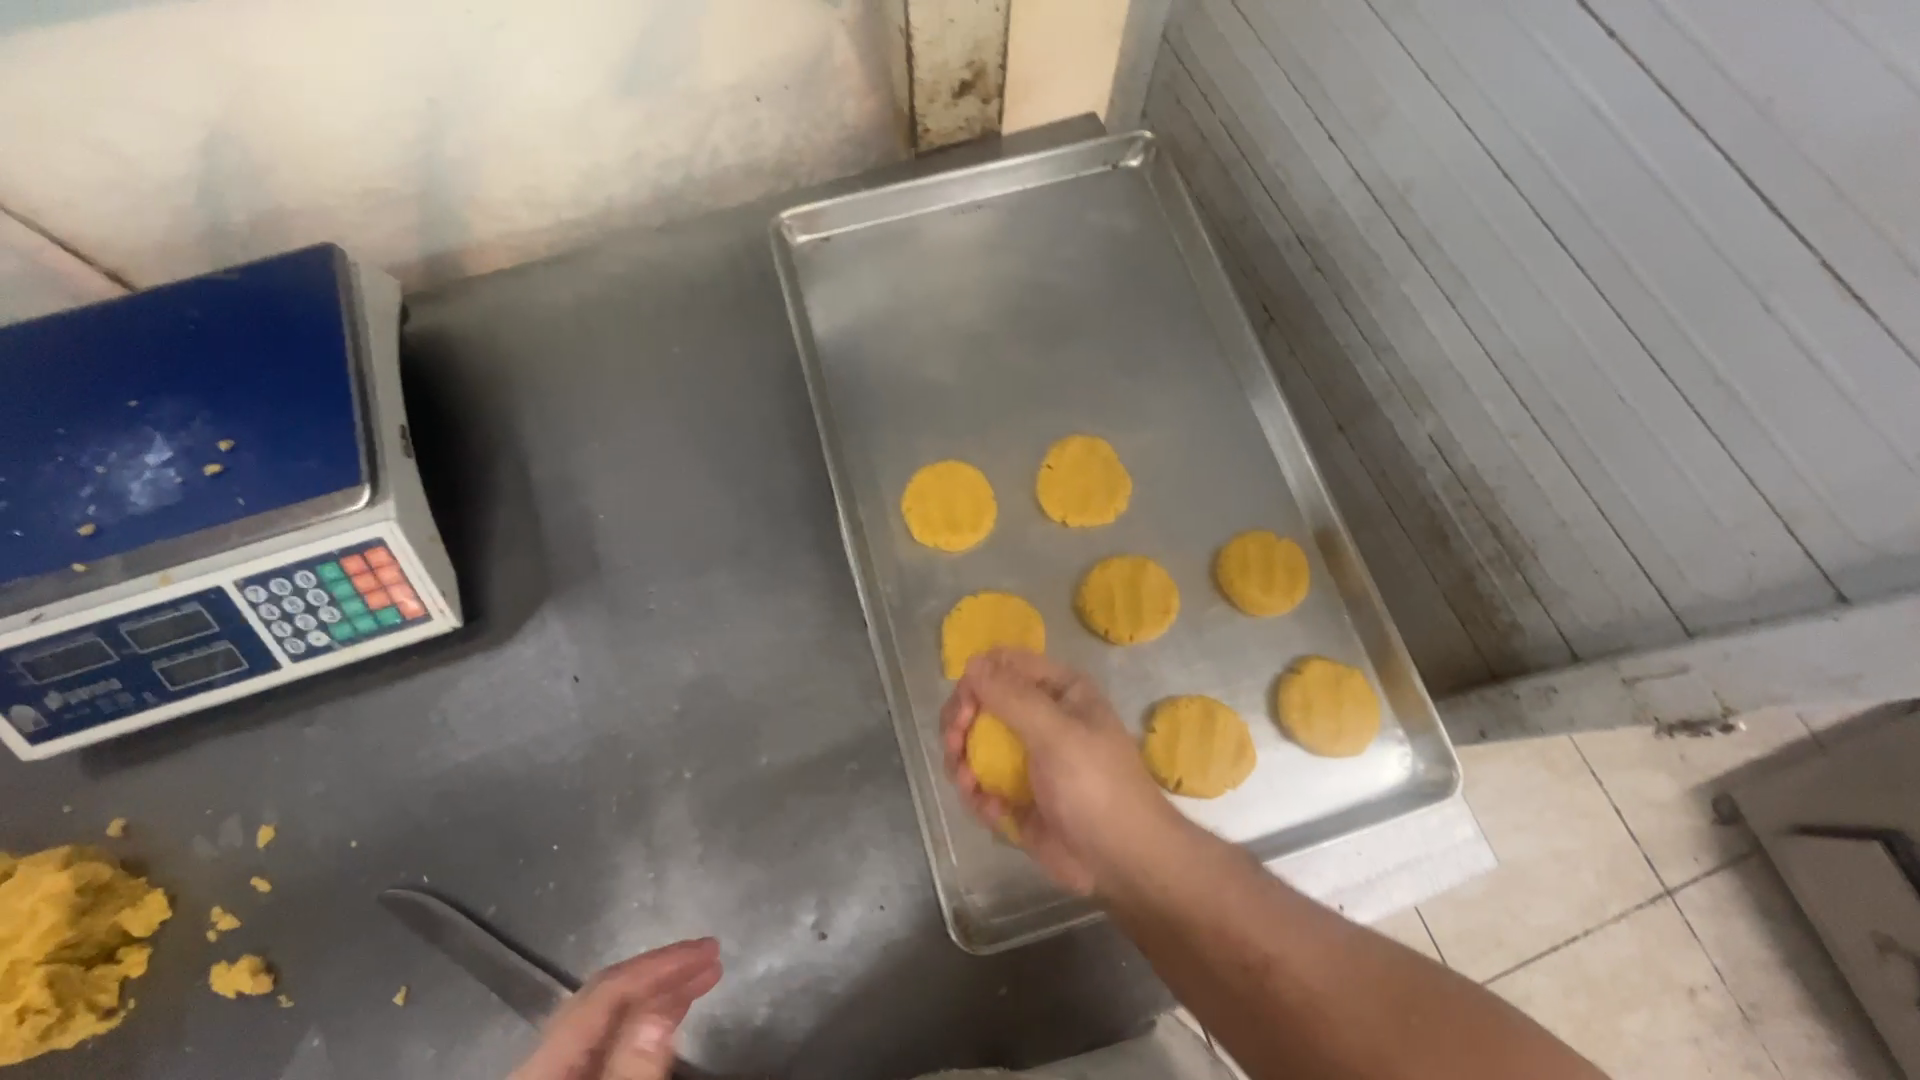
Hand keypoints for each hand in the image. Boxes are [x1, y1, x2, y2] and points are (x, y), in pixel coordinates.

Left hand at [510, 938, 721, 1079]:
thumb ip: (631, 1069)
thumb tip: (663, 1006)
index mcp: (543, 1063)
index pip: (607, 992)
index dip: (660, 964)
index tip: (710, 949)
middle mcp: (541, 1059)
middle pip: (602, 998)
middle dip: (660, 971)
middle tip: (710, 954)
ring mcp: (549, 1072)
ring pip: (604, 1020)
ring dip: (655, 994)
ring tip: (700, 977)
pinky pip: (605, 1042)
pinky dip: (640, 1022)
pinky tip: (666, 1017)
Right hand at [942, 649, 1172, 895]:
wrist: (1122, 863)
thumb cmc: (1096, 787)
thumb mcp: (1056, 734)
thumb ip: (1012, 697)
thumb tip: (972, 662)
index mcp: (1060, 692)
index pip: (1006, 666)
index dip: (978, 679)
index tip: (964, 707)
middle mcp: (1043, 720)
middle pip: (983, 704)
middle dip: (962, 722)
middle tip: (954, 744)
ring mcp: (1029, 761)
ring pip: (975, 746)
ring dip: (962, 761)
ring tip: (966, 782)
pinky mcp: (1017, 798)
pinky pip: (983, 786)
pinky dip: (978, 795)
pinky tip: (990, 809)